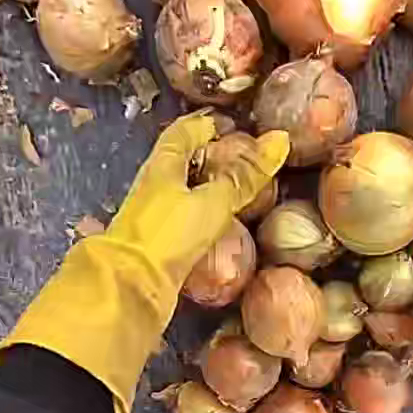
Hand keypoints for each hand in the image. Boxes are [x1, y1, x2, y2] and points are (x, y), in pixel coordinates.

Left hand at [104, 113, 288, 284]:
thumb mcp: (212, 201)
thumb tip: (279, 140)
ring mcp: (155, 217)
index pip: (184, 132)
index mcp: (162, 165)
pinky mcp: (161, 245)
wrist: (133, 287)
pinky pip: (186, 221)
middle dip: (209, 157)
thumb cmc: (169, 235)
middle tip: (244, 160)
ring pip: (185, 192)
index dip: (207, 124)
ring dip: (208, 189)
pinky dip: (205, 217)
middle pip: (183, 162)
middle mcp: (154, 186)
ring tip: (239, 192)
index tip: (233, 126)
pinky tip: (222, 226)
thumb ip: (243, 177)